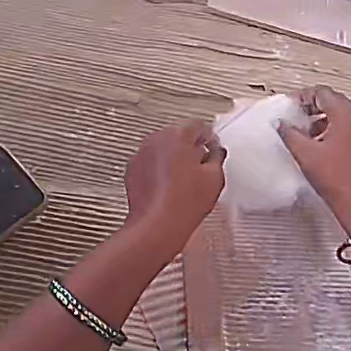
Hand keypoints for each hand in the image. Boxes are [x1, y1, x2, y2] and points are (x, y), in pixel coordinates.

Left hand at [123, 120, 225, 253]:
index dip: (209, 138)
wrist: (157, 225)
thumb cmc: (182, 203)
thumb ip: (217, 157)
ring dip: (173, 157)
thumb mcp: (214, 178)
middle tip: (201, 165)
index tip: (213, 147)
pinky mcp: (133, 169)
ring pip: (162, 148)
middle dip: (190, 147)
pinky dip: (158, 168)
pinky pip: (150, 162)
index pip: (198, 125)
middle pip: (178, 134)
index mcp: (178, 136)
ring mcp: (142, 154)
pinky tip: (169, 186)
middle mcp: (156, 140)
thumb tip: (214, 154)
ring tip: (185, 179)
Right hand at [276, 87, 350, 233]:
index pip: (323, 93)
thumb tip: (282, 124)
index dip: (303, 96)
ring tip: (304, 134)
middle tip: (295, 116)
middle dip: (312, 107)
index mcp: (347, 116)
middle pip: (334, 102)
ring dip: (322, 120)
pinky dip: (334, 132)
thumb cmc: (340, 182)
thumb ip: (290, 134)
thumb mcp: (306, 155)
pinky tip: (320, 148)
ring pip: (343, 117)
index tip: (289, 105)